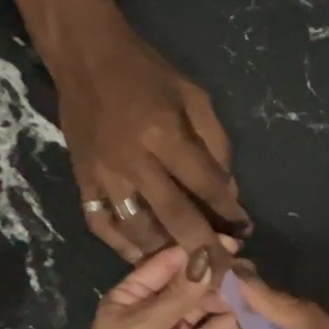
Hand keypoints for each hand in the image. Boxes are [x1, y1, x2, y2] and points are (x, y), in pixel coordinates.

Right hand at [55, 26, 248, 262]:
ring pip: (138, 229)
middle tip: (222, 272)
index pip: (205, 184)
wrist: (84, 56)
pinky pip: (101, 224)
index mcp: (163, 133)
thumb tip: (227, 191)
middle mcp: (134, 161)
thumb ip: (213, 143)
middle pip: (175, 216)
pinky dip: (122, 245)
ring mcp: (104, 175)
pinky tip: (142, 255)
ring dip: (165, 252)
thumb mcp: (192, 94)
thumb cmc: (145, 71)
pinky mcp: (83, 181)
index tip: (245, 231)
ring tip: (186, 266)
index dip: (229, 212)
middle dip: (203, 248)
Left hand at [80, 244, 238, 328]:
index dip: (192, 252)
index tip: (224, 241)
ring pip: (201, 306)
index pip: (162, 265)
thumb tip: (207, 258)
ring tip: (250, 284)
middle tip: (244, 264)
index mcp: (127, 297)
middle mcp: (150, 309)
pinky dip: (227, 322)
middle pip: (185, 283)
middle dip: (212, 274)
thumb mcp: (146, 327)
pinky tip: (247, 310)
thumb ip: (179, 294)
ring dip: (223, 296)